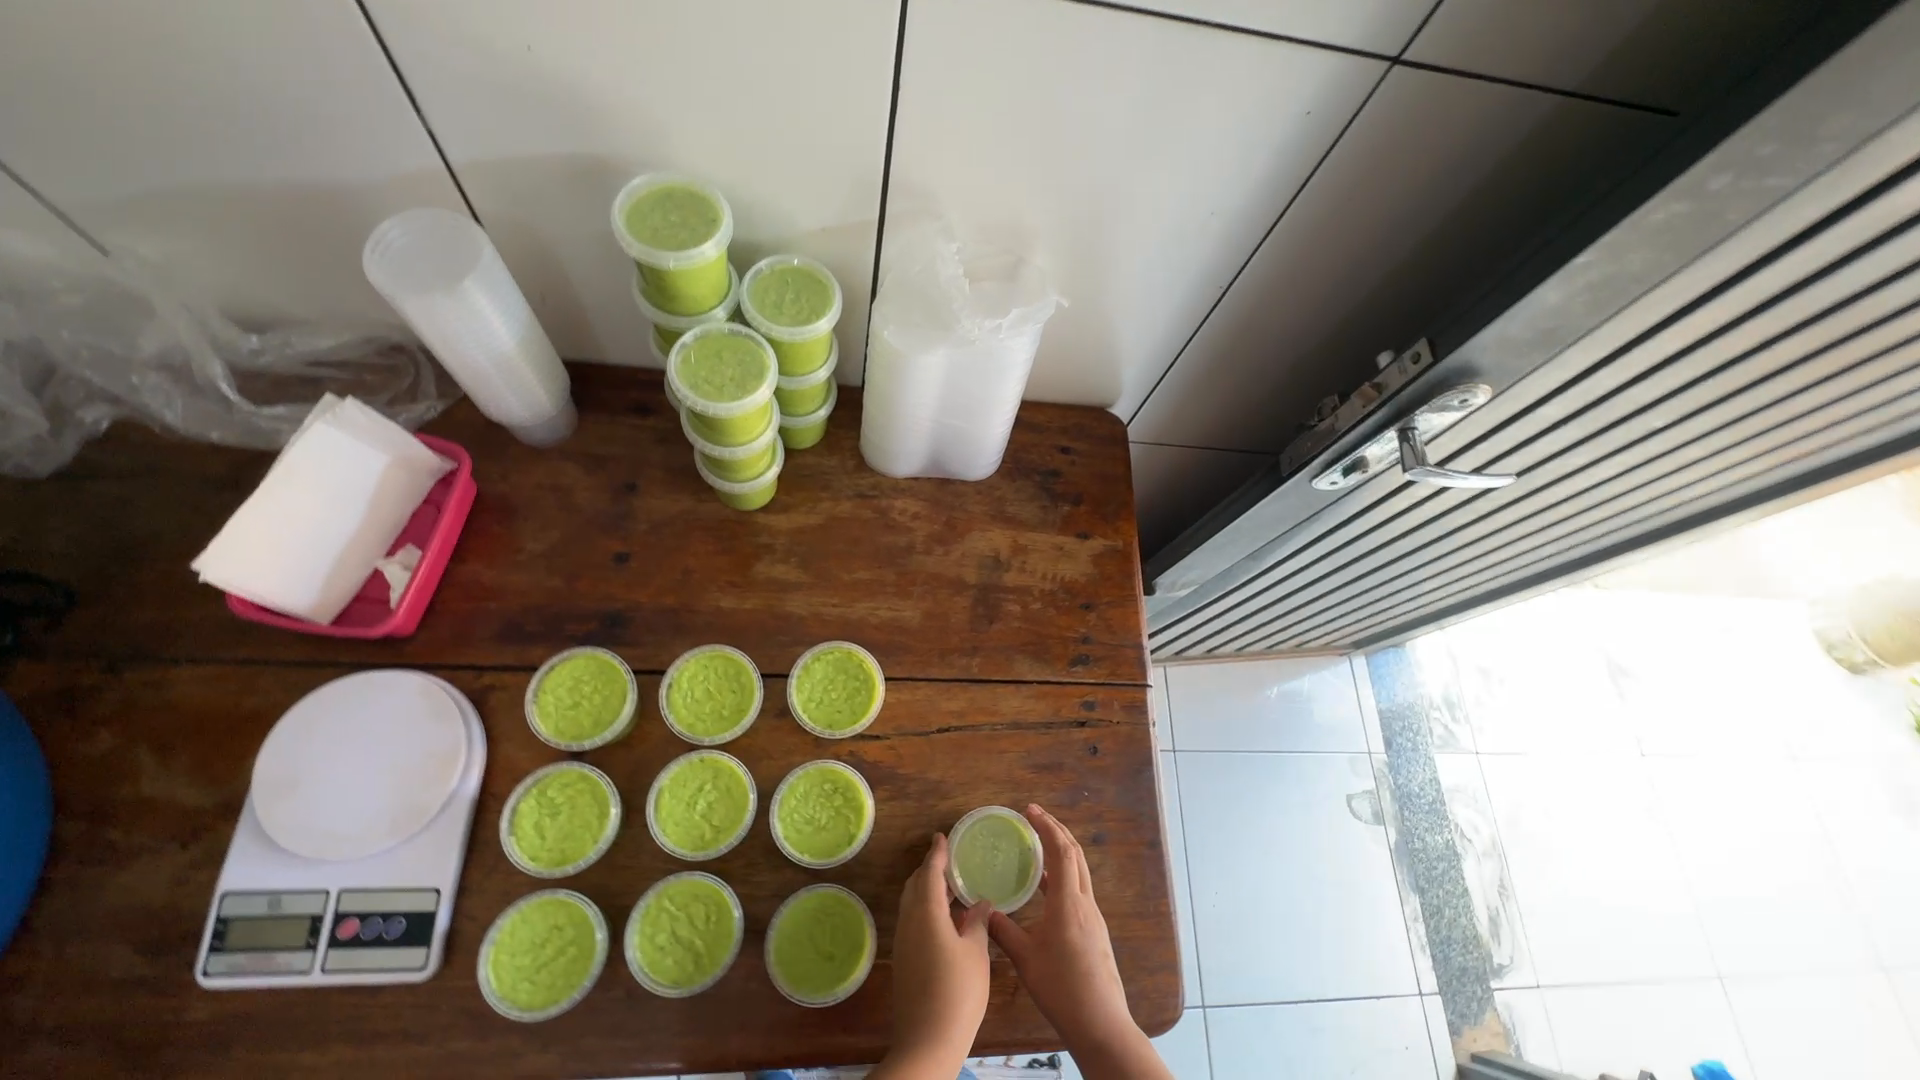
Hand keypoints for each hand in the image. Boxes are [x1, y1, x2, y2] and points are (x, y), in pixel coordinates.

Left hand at [875, 833, 991, 1078]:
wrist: (928, 1040)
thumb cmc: (958, 991)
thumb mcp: (976, 953)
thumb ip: (976, 922)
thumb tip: (979, 903)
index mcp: (927, 913)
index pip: (930, 873)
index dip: (937, 853)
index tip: (941, 836)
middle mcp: (909, 922)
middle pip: (915, 886)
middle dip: (929, 869)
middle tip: (948, 860)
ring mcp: (904, 942)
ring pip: (912, 904)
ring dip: (927, 890)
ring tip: (951, 887)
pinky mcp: (904, 960)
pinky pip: (913, 921)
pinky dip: (927, 910)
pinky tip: (947, 920)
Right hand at [987, 805, 1133, 1049]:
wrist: (1100, 1022)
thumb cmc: (1061, 988)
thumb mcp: (1025, 958)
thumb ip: (1003, 931)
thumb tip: (982, 910)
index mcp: (1068, 902)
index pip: (1061, 850)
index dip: (1046, 826)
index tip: (1029, 810)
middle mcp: (1085, 902)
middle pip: (1075, 854)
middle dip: (1056, 830)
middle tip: (1034, 817)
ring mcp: (1093, 917)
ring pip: (1079, 872)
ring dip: (1061, 852)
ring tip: (1037, 846)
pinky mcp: (1094, 931)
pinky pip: (1078, 890)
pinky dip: (1063, 876)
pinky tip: (1046, 888)